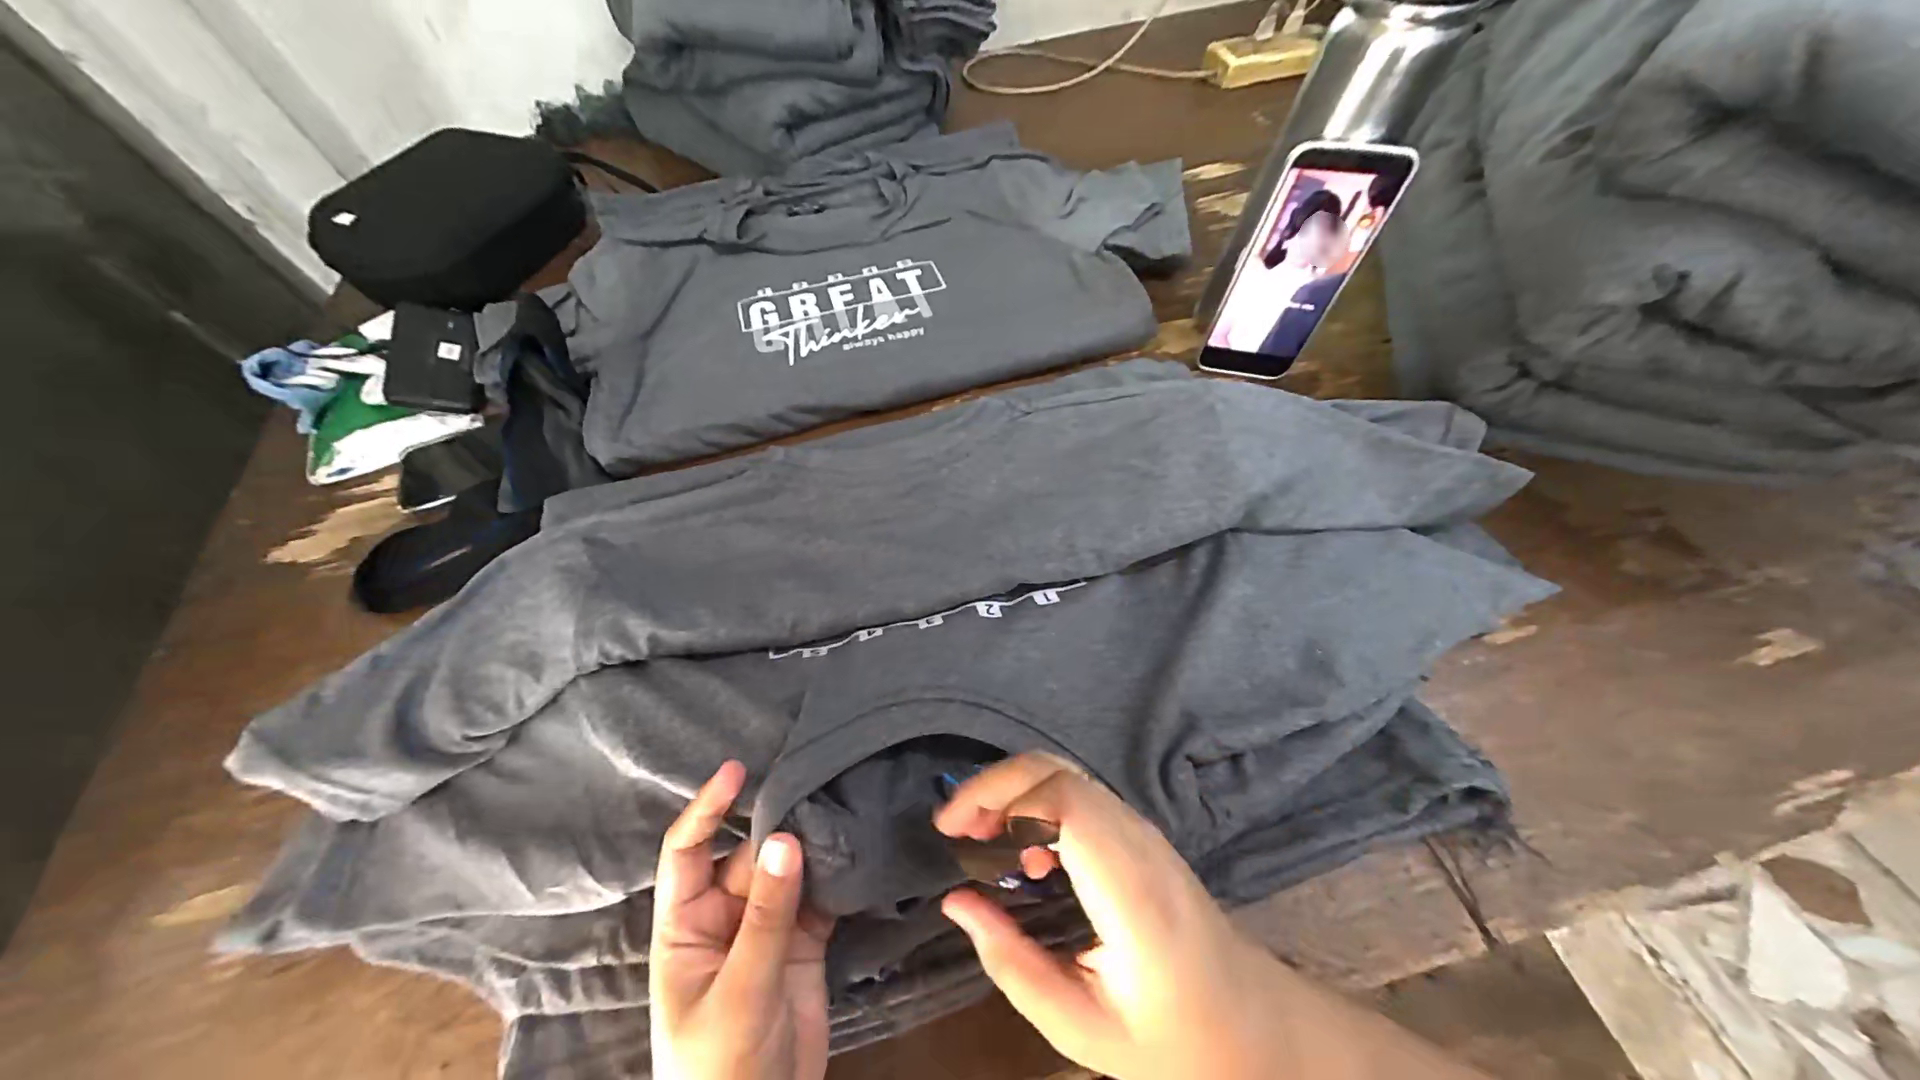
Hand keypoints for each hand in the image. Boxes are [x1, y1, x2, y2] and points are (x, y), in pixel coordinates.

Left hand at [650, 761, 833, 1079]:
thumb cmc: (718, 1069)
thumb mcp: (739, 992)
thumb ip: (766, 916)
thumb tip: (785, 838)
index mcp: (686, 925)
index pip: (687, 851)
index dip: (707, 808)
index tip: (737, 770)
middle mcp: (725, 916)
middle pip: (750, 854)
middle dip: (780, 824)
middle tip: (821, 787)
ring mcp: (767, 928)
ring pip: (789, 870)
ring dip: (814, 846)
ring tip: (847, 808)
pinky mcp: (803, 942)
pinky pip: (819, 896)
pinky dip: (838, 876)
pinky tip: (859, 850)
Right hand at [934, 753, 1487, 1079]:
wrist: (1256, 1025)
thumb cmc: (1174, 1040)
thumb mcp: (1081, 1027)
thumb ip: (1012, 964)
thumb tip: (956, 901)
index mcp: (1130, 889)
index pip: (1066, 801)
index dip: (1004, 800)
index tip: (957, 834)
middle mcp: (1138, 841)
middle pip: (1057, 770)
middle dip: (994, 786)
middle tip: (954, 830)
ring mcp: (1142, 829)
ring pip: (1064, 772)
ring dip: (1011, 792)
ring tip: (977, 838)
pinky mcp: (1138, 832)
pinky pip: (1076, 792)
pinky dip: (1033, 802)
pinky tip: (1022, 852)